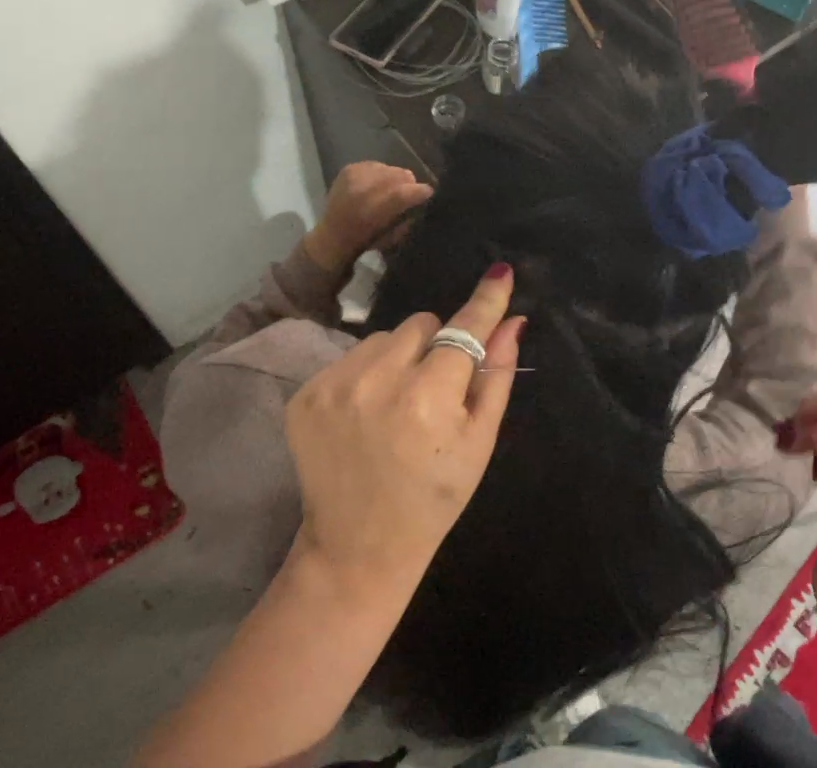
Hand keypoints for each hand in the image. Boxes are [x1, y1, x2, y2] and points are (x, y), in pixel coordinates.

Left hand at [285, 262, 522, 592]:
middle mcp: (378, 381)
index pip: (464, 330)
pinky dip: (364, 375)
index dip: (485, 300)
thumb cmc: (433, 498)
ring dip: (398, 357)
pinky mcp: (305, 394)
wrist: (359, 545)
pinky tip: (367, 414)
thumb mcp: (479, 443)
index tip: (500, 271)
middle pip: (421, 325)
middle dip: (436, 345)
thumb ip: (495, 377)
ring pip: (382, 338)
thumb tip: (512, 322)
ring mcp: (334, 386)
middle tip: (437, 388)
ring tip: (398, 404)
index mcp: (429, 398)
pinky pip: (348, 357)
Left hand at [303, 162, 432, 272]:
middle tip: (409, 193)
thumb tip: (420, 201)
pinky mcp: (349, 169)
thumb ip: (406, 218)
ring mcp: (354, 176)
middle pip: (399, 175)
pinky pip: (376, 165)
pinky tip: (378, 184)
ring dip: (395, 178)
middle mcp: (362, 190)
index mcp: (373, 213)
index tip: (429, 193)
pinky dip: (381, 173)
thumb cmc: (364, 241)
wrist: (332, 235)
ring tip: (392, 189)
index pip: (403, 194)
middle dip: (408, 183)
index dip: (420, 191)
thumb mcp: (390, 238)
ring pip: (389, 168)